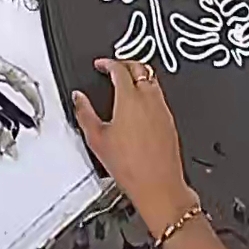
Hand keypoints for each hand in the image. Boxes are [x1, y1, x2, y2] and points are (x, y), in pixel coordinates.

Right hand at [72, 58, 199, 235]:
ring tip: (126, 82)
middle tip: (114, 67)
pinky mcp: (170, 120)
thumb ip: (84, 112)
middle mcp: (149, 100)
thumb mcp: (96, 138)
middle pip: (140, 67)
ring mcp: (162, 109)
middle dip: (125, 63)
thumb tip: (78, 98)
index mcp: (130, 99)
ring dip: (139, 75)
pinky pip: (160, 96)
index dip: (108, 62)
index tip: (101, 64)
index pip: (120, 69)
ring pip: (152, 80)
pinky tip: (139, 105)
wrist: (159, 185)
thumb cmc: (131, 166)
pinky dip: (148, 91)